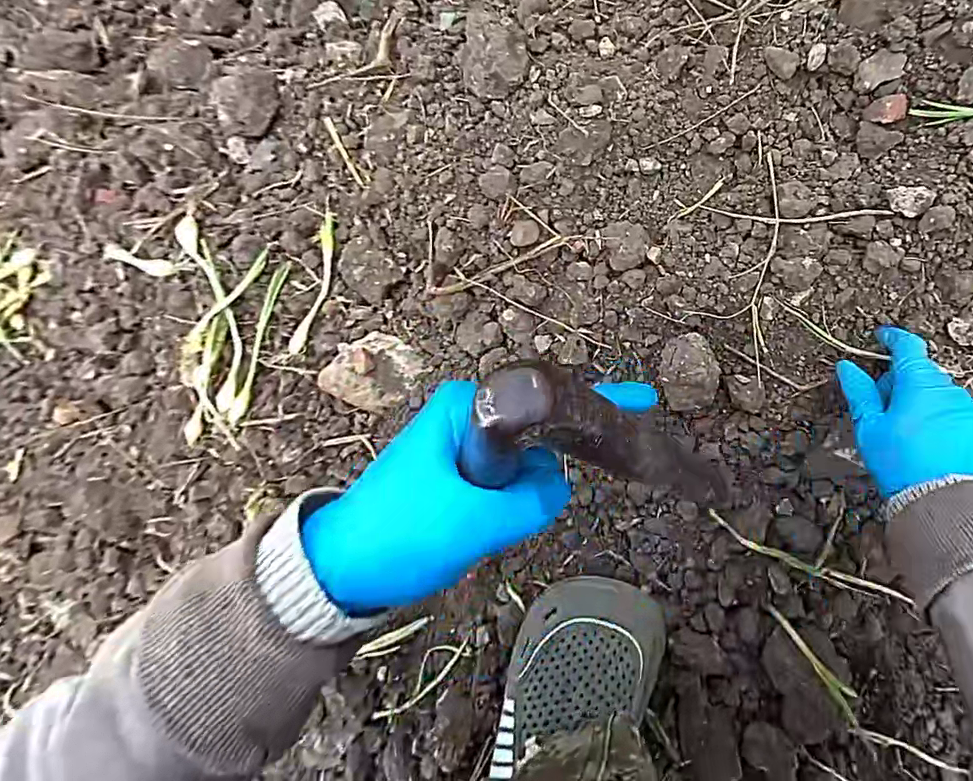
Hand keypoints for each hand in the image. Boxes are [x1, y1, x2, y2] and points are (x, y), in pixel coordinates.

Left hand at [301, 378, 659, 614]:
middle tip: (612, 454)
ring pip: (525, 456)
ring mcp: (461, 442)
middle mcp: (467, 413)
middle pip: (540, 425)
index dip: (598, 400)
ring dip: (533, 485)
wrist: (331, 577)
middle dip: (564, 452)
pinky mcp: (458, 471)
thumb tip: (557, 487)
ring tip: (504, 522)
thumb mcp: (476, 521)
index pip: (545, 396)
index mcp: (466, 406)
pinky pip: (507, 474)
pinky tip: (512, 516)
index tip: (642, 400)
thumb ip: (534, 500)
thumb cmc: (400, 535)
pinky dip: (521, 491)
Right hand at [835, 326, 972, 498]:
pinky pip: (962, 419)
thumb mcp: (871, 429)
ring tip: (911, 437)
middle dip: (904, 383)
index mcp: (920, 382)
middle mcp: (951, 390)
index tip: (882, 339)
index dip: (892, 339)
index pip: (907, 346)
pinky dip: (948, 425)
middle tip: (885, 408)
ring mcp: (972, 411)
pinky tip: (935, 450)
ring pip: (943, 398)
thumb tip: (847, 367)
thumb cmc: (904, 466)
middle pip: (923, 374)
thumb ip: (860, 393)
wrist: (950, 508)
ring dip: (927, 406)